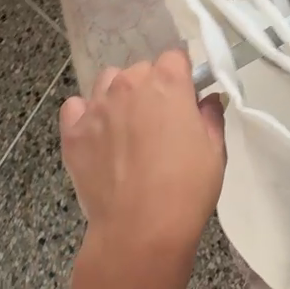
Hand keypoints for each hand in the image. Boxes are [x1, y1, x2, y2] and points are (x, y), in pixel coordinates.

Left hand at [62, 49, 224, 288]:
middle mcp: (130, 83)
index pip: (174, 57)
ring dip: (117, 96)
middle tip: (158, 123)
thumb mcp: (215, 151)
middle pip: (140, 69)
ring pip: (108, 82)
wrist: (141, 231)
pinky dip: (84, 115)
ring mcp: (98, 105)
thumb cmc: (186, 189)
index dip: (181, 77)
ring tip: (125, 129)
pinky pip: (75, 106)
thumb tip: (207, 100)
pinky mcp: (73, 131)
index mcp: (168, 81)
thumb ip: (211, 116)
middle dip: (150, 88)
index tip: (184, 99)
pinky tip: (96, 136)